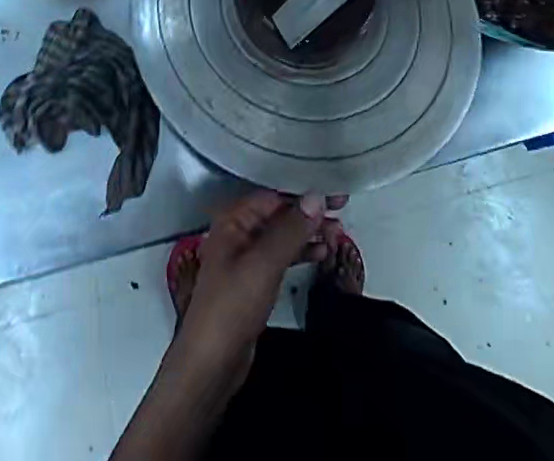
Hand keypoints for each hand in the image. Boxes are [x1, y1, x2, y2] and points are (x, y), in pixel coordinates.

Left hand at [168, 191, 329, 388]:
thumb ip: (290, 229)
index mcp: (233, 220)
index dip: (304, 192)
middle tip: (342, 213)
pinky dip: (301, 252)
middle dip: (309, 212)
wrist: (212, 362)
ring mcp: (246, 257)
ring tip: (338, 234)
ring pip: (282, 234)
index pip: (274, 195)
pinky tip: (321, 253)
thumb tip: (316, 197)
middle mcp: (238, 232)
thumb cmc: (232, 306)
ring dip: (308, 232)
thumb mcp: (264, 263)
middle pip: (279, 213)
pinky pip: (282, 255)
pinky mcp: (255, 279)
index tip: (335, 194)